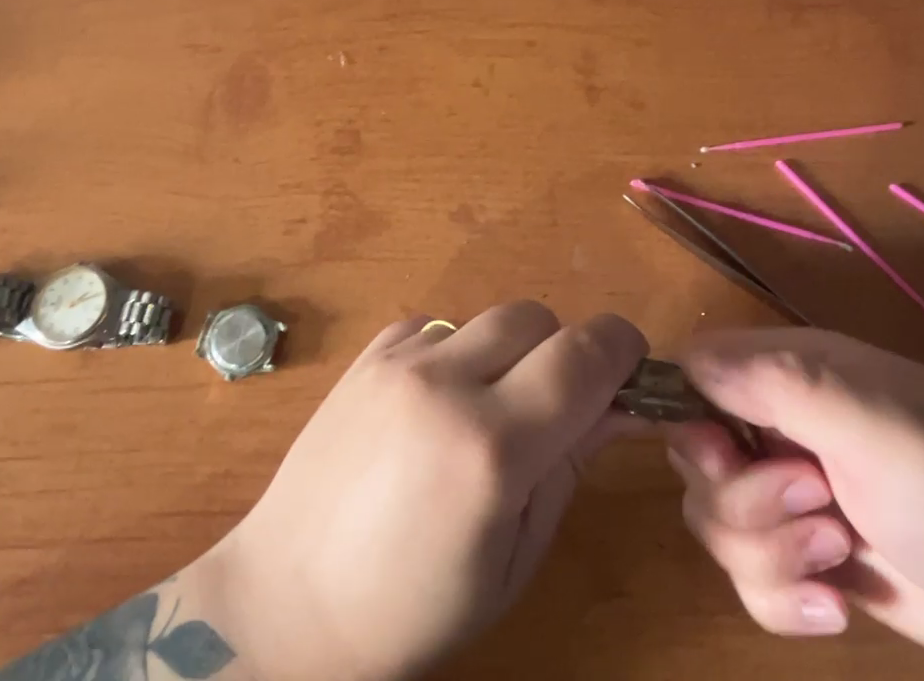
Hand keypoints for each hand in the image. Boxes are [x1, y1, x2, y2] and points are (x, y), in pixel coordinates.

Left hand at [193, 302, 646, 680]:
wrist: (291, 599)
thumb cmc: (416, 605)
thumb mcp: (515, 556)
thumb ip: (571, 465)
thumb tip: (620, 405)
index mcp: (494, 447)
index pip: (586, 355)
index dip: (624, 352)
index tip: (632, 375)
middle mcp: (444, 385)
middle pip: (540, 318)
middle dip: (568, 352)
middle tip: (559, 408)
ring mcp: (396, 364)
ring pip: (489, 319)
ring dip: (510, 353)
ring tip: (490, 412)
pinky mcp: (364, 359)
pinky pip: (438, 327)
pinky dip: (458, 353)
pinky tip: (439, 405)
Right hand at [667, 327, 923, 663]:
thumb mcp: (884, 432)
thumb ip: (787, 387)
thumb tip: (690, 359)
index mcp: (796, 375)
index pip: (696, 369)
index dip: (689, 413)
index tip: (724, 456)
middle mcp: (780, 426)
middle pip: (693, 455)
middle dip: (741, 500)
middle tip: (817, 507)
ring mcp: (786, 493)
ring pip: (713, 522)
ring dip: (768, 554)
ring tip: (838, 557)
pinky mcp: (798, 553)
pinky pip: (743, 578)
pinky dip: (779, 600)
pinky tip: (835, 605)